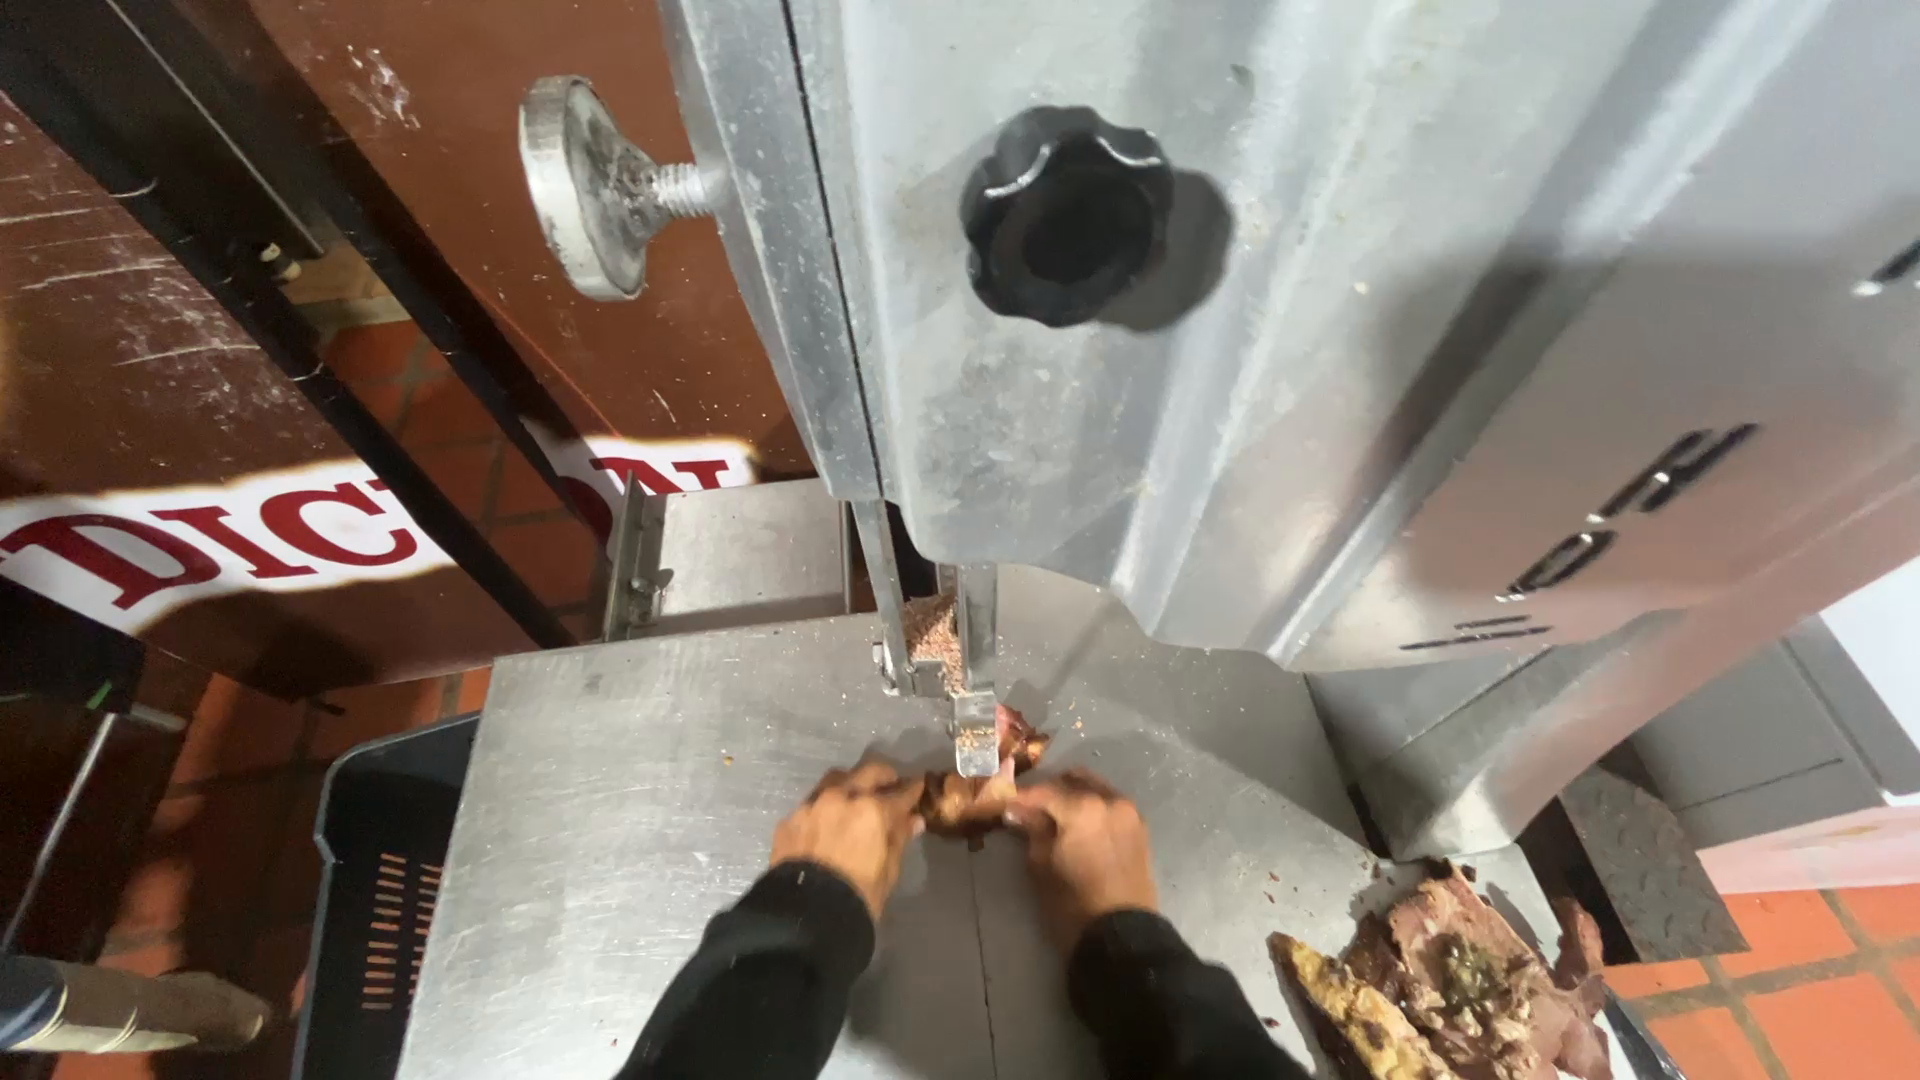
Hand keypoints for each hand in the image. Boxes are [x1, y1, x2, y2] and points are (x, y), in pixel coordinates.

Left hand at [772, 761, 924, 919]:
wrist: (803, 920)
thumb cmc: (857, 898)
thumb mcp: (888, 871)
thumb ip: (898, 839)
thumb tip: (913, 820)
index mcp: (872, 810)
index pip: (900, 793)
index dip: (912, 790)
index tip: (918, 786)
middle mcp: (841, 798)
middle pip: (868, 772)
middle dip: (883, 776)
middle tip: (891, 783)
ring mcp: (812, 805)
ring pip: (836, 780)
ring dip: (851, 783)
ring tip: (855, 796)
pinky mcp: (790, 819)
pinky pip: (812, 803)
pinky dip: (825, 806)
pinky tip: (827, 821)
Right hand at [1005, 769, 1157, 947]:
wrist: (1121, 935)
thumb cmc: (1074, 902)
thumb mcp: (1042, 864)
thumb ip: (1032, 828)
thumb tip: (1017, 810)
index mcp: (1083, 807)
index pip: (1044, 791)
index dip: (1022, 797)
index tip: (1006, 803)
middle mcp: (1109, 800)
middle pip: (1072, 780)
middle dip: (1049, 791)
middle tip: (1030, 809)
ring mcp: (1128, 811)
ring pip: (1093, 788)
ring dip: (1072, 796)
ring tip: (1054, 816)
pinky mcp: (1139, 826)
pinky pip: (1110, 803)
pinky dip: (1092, 806)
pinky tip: (1078, 824)